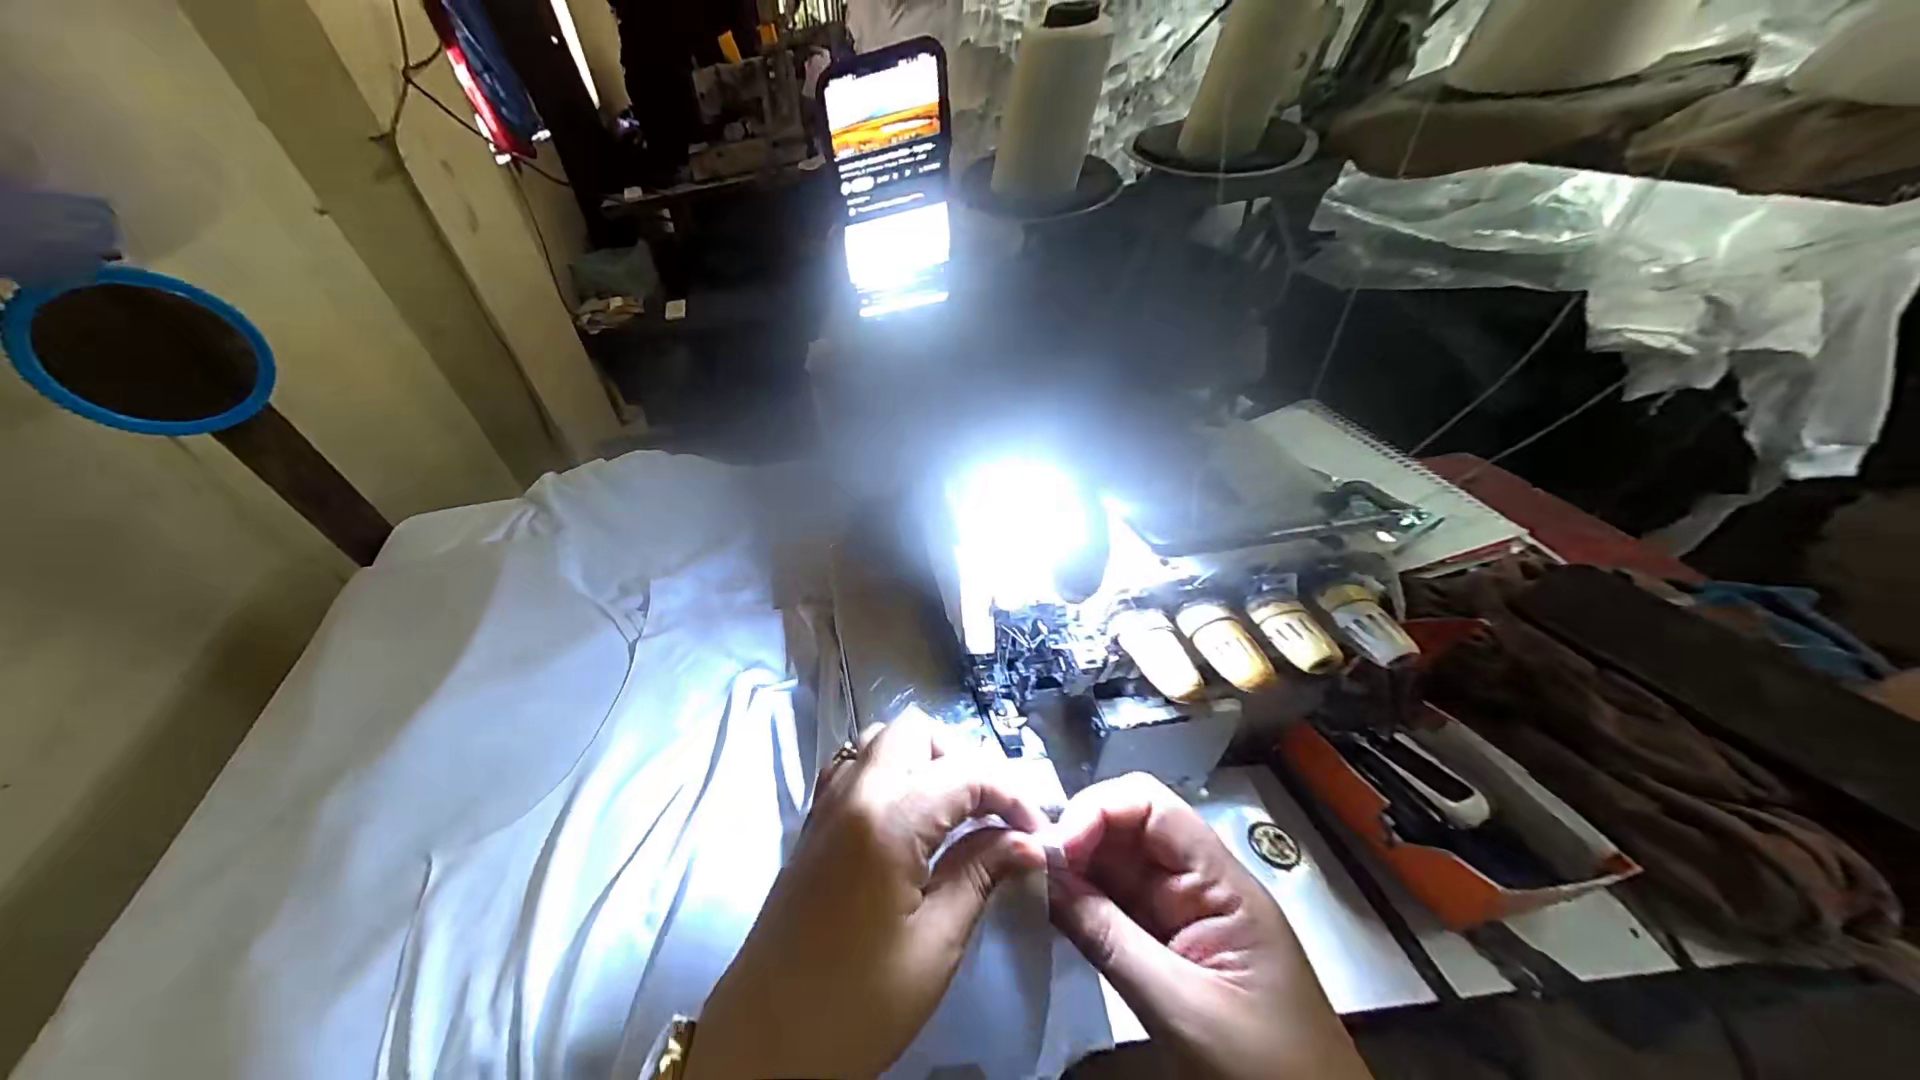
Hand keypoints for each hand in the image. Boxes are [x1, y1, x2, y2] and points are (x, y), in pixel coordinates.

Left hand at [688, 709, 1047, 1079]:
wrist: (763, 1044)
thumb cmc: (856, 1003)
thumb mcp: (934, 944)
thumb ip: (982, 875)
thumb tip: (1029, 843)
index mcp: (887, 819)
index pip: (964, 773)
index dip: (1011, 796)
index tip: (1036, 833)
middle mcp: (853, 792)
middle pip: (916, 731)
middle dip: (962, 760)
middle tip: (990, 814)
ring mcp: (826, 803)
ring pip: (881, 740)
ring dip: (924, 759)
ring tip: (952, 811)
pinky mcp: (812, 822)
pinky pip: (854, 766)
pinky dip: (889, 771)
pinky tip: (907, 816)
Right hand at [1047, 773, 1372, 1079]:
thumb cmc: (1267, 1073)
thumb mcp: (1184, 1008)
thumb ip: (1110, 939)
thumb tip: (1044, 877)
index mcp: (1221, 882)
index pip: (1153, 806)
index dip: (1099, 810)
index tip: (1058, 847)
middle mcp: (1198, 884)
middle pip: (1129, 827)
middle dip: (1078, 835)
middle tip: (1031, 865)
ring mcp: (1181, 915)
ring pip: (1117, 865)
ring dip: (1074, 867)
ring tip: (1031, 883)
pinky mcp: (1166, 946)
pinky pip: (1115, 905)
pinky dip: (1081, 901)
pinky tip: (1051, 907)